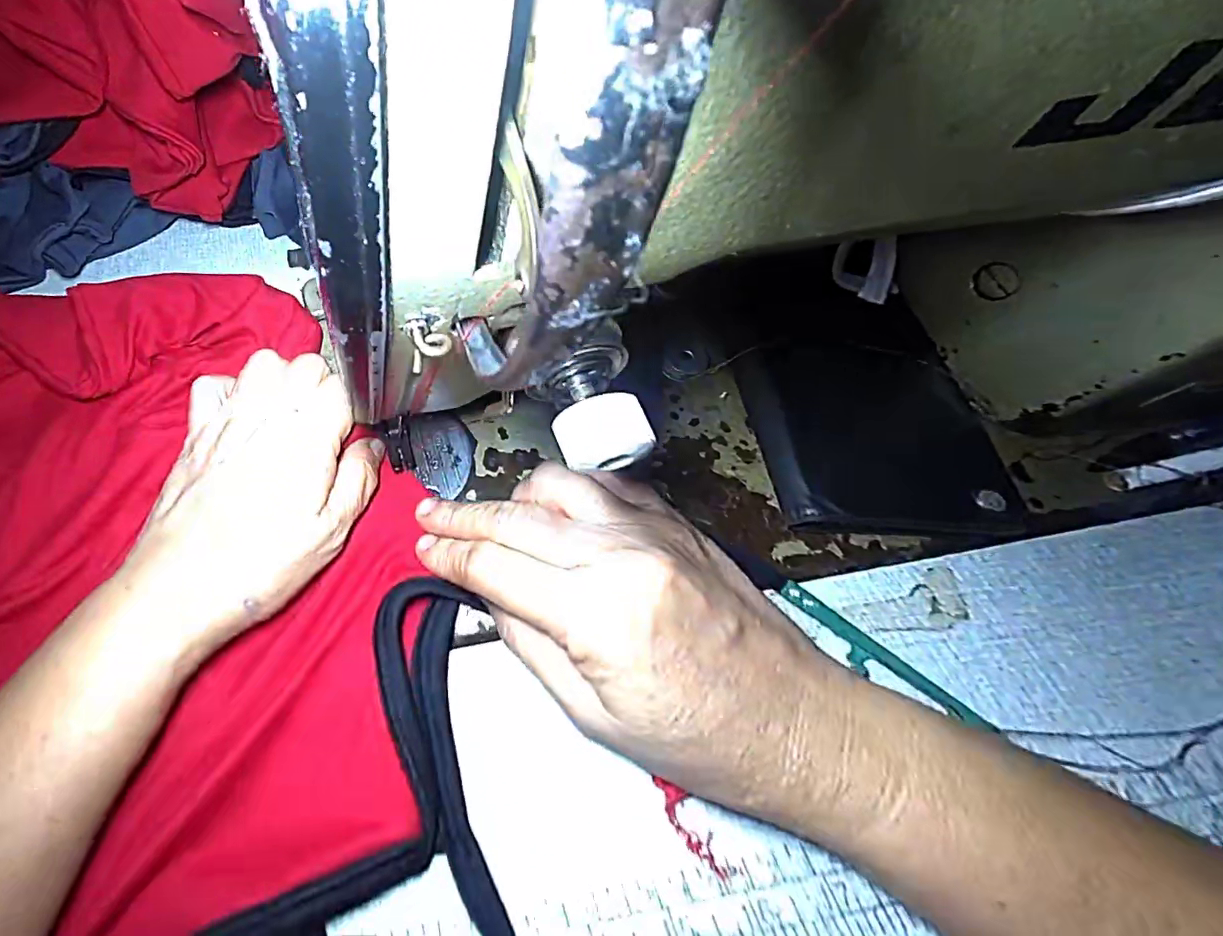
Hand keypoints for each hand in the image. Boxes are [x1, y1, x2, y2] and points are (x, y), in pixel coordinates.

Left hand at [114, 349, 382, 661]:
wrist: (181, 583)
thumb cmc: (253, 565)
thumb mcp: (328, 533)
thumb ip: (357, 480)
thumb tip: (370, 450)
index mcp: (307, 435)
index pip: (340, 386)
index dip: (349, 410)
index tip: (344, 439)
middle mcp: (267, 415)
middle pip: (304, 363)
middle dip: (319, 387)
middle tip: (320, 429)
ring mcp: (228, 418)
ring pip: (263, 361)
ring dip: (281, 379)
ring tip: (286, 419)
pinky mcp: (197, 430)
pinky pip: (215, 383)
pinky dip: (232, 390)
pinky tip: (242, 419)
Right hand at [413, 462, 857, 820]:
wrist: (798, 723)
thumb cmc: (698, 737)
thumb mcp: (591, 714)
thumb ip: (527, 644)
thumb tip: (488, 596)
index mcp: (596, 615)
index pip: (494, 567)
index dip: (448, 555)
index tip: (424, 548)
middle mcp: (620, 557)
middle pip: (514, 518)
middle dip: (460, 516)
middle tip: (428, 513)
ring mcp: (651, 530)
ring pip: (555, 484)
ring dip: (511, 495)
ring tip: (490, 513)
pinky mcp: (674, 521)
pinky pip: (603, 484)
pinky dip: (566, 490)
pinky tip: (553, 507)